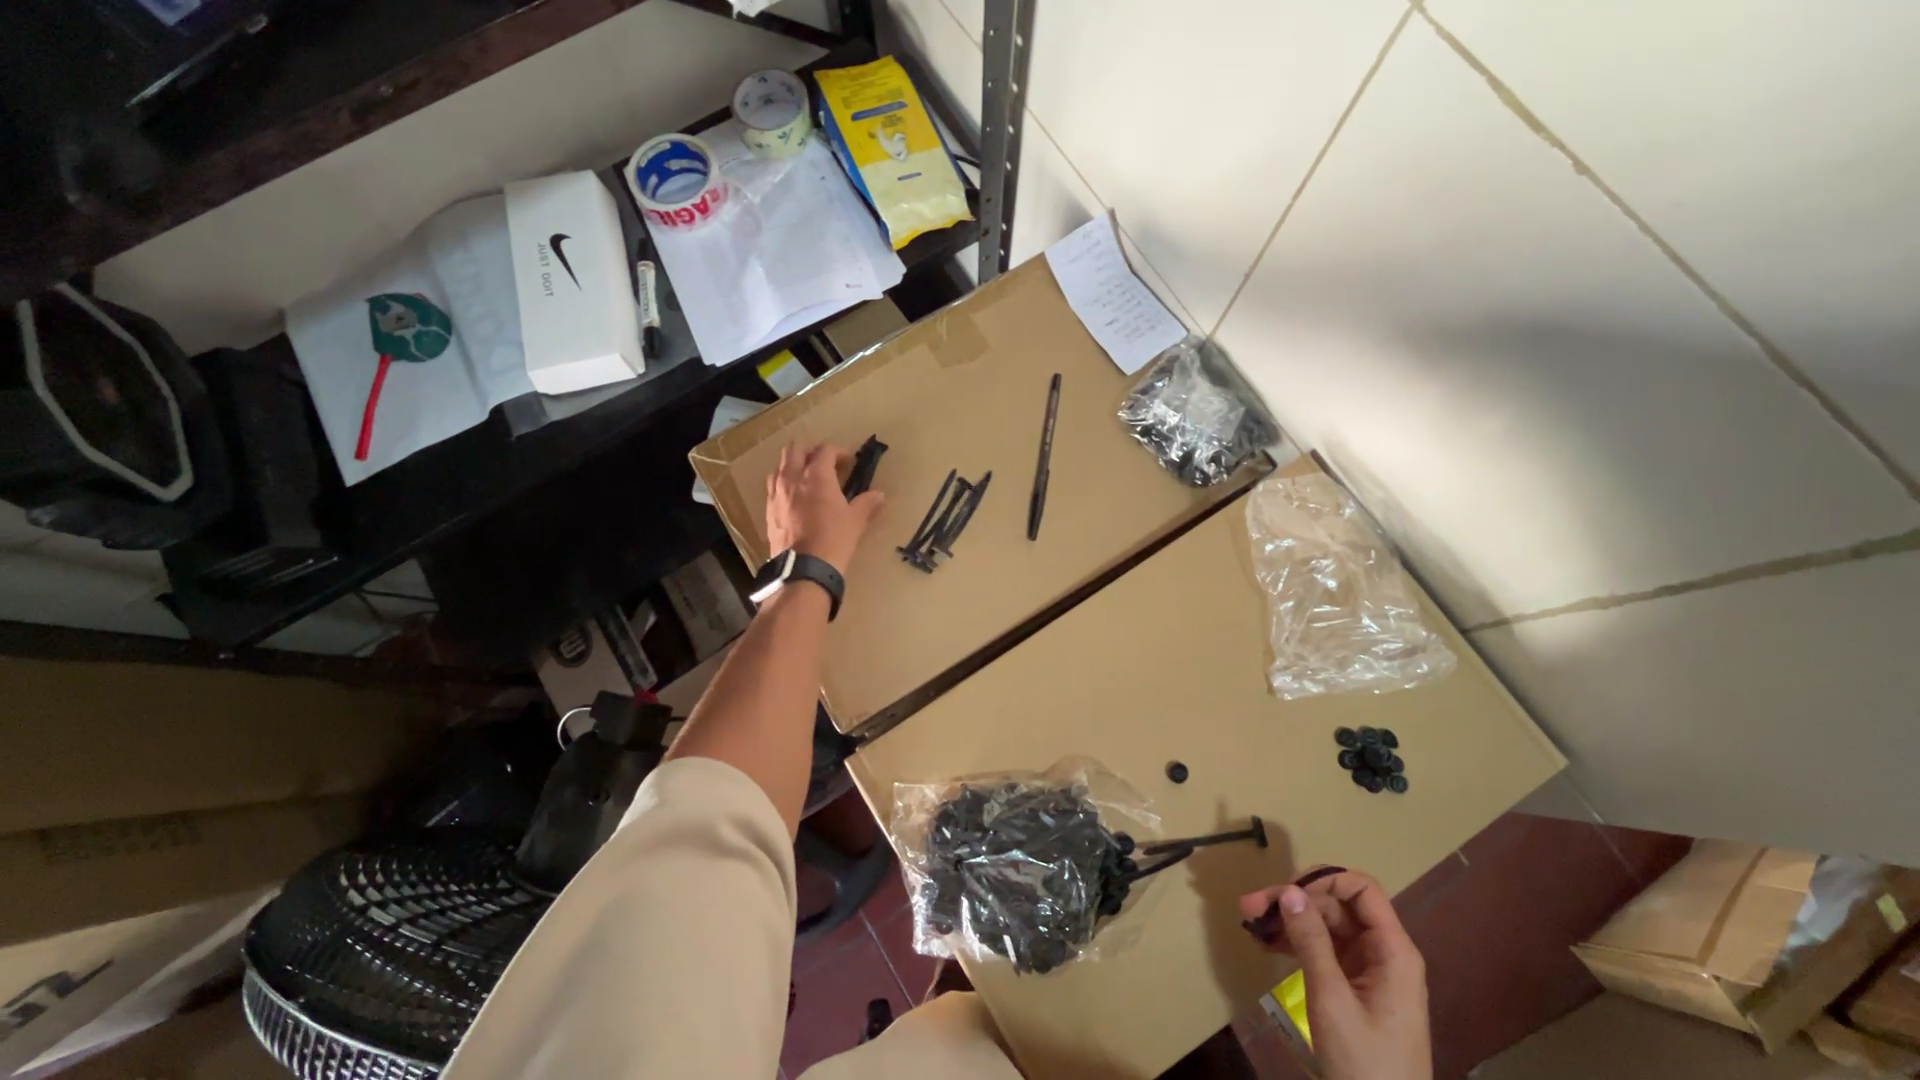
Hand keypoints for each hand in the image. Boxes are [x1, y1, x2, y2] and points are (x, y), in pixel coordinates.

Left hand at [765, 441, 884, 571]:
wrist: (804, 568)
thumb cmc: (834, 540)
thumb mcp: (855, 521)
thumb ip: (866, 504)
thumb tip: (879, 495)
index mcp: (817, 475)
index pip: (825, 450)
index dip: (838, 452)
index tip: (848, 462)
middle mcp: (793, 478)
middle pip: (795, 449)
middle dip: (810, 450)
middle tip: (824, 463)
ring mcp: (777, 493)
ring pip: (780, 465)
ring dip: (794, 465)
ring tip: (806, 477)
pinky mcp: (769, 509)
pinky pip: (773, 486)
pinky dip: (784, 484)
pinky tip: (793, 497)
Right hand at [1241, 870, 1430, 1079]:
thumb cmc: (1364, 1062)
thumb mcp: (1332, 999)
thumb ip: (1311, 942)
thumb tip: (1289, 892)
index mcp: (1393, 950)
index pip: (1361, 890)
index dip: (1323, 881)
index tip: (1284, 891)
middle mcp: (1384, 953)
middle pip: (1339, 907)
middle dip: (1295, 901)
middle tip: (1250, 907)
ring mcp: (1370, 973)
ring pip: (1328, 928)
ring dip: (1291, 922)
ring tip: (1251, 925)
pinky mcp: (1356, 991)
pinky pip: (1326, 953)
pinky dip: (1298, 946)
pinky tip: (1267, 947)